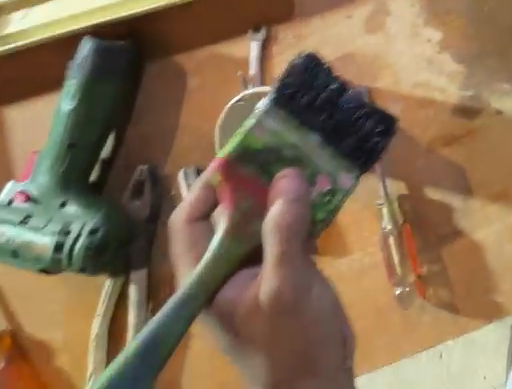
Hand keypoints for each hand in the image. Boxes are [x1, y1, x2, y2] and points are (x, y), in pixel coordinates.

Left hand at [169, 168, 355, 388]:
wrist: (318, 384)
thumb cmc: (290, 343)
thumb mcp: (286, 286)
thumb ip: (283, 231)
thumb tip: (287, 174)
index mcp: (207, 278)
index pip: (189, 222)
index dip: (207, 187)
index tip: (239, 156)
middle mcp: (225, 270)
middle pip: (227, 215)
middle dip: (252, 181)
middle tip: (281, 146)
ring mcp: (256, 271)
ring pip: (260, 219)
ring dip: (280, 191)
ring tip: (305, 158)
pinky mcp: (285, 272)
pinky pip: (286, 230)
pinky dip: (300, 208)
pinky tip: (323, 189)